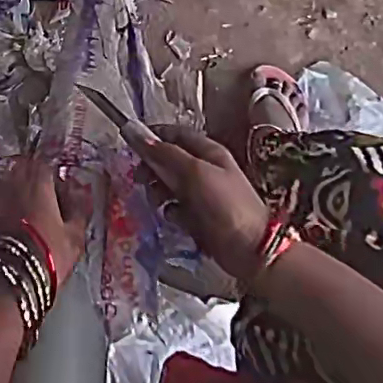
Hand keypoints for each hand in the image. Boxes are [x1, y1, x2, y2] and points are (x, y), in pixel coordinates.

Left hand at [0, 155, 91, 281]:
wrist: (14, 278)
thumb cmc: (49, 254)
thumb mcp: (74, 236)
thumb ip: (78, 210)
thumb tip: (81, 195)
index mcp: (38, 184)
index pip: (44, 164)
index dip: (54, 173)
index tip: (62, 186)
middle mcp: (14, 185)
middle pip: (23, 168)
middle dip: (35, 175)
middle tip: (47, 191)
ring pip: (10, 181)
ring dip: (21, 186)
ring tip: (33, 204)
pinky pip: (1, 198)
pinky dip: (11, 201)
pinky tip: (19, 217)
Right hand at [138, 125, 270, 283]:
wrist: (252, 250)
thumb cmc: (225, 204)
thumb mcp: (194, 172)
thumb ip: (164, 153)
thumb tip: (134, 132)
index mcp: (208, 151)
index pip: (174, 134)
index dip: (152, 136)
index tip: (130, 145)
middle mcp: (205, 169)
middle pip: (168, 159)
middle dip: (152, 167)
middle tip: (140, 178)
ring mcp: (203, 193)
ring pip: (169, 184)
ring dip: (158, 191)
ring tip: (156, 202)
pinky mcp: (200, 216)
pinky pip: (176, 207)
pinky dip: (171, 211)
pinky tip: (174, 218)